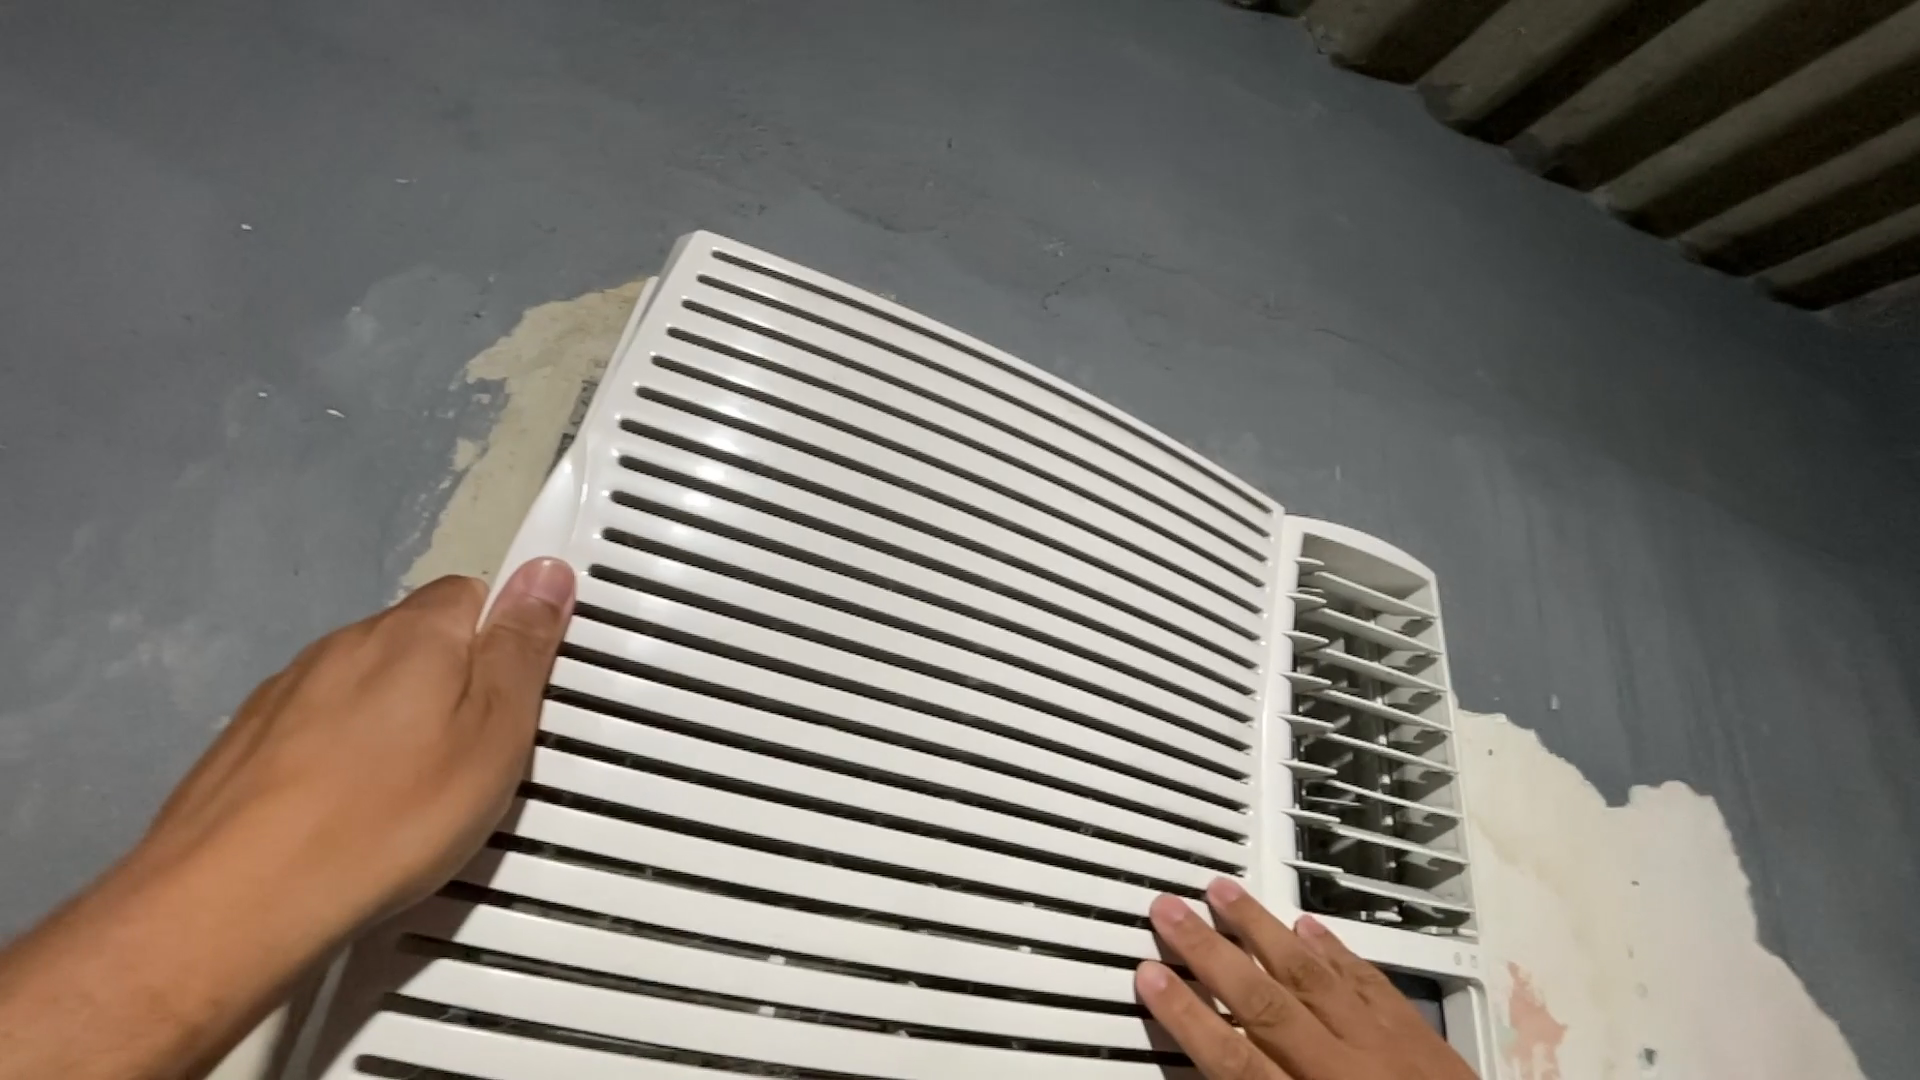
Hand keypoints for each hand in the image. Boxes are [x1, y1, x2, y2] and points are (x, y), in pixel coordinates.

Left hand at [0, 558, 574, 1079]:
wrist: (227, 911)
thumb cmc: (393, 814)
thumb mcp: (495, 730)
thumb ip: (522, 646)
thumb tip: (546, 571)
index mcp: (417, 631)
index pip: (481, 590)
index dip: (510, 635)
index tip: (521, 692)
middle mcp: (347, 643)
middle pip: (427, 637)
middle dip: (460, 677)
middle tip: (482, 747)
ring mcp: (287, 690)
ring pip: (374, 681)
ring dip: (404, 713)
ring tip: (420, 785)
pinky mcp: (245, 740)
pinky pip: (325, 723)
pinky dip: (351, 748)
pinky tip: (357, 803)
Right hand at [1136, 879, 1475, 1079]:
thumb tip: (1213, 1079)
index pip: (1237, 1065)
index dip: (1187, 1018)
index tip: (1149, 977)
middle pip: (1266, 1005)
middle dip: (1210, 953)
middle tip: (1168, 909)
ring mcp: (1393, 1057)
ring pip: (1314, 977)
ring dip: (1262, 931)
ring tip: (1224, 892)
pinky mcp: (1428, 1046)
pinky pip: (1372, 985)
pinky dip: (1337, 954)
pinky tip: (1309, 928)